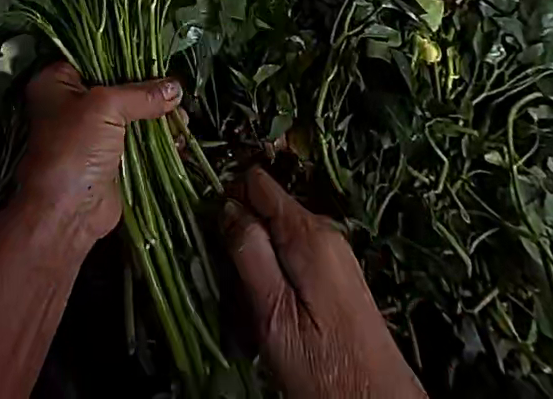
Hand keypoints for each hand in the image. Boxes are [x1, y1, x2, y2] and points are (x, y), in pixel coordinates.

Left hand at [17, 61, 182, 245]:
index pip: (95, 56)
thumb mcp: (105, 106)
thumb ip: (141, 94)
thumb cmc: (74, 146)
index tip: (156, 55)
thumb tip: (176, 87)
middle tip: (175, 88)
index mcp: (57, 81)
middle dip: (148, 89)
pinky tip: (179, 135)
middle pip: (116, 85)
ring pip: (130, 114)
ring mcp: (90, 131)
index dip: (125, 56)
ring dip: (157, 115)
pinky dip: (157, 137)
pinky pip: (137, 139)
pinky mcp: (108, 156)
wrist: (67, 211)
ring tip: (182, 115)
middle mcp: (72, 102)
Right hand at [222, 167, 425, 398]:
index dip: (230, 199)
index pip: (257, 182)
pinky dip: (277, 272)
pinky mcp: (338, 276)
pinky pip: (295, 254)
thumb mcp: (273, 314)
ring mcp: (334, 254)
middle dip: (243, 234)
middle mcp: (325, 232)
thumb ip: (248, 252)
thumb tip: (227, 207)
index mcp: (308, 234)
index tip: (214, 234)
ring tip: (252, 305)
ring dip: (258, 258)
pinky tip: (276, 312)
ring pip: (278, 233)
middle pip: (267, 207)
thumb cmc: (325, 370)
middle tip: (232, 283)